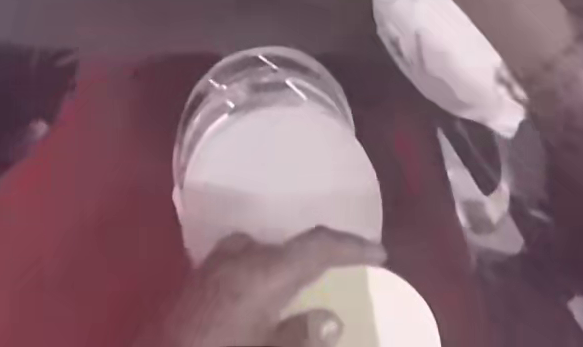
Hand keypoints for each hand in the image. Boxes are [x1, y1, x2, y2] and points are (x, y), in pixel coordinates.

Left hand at [137, 229, 384, 346]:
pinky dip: (268, 272)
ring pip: (267, 254)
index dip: (349, 245)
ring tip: (315, 286)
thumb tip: (330, 319)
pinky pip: (247, 262)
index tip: (379, 252)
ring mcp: (218, 261)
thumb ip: (299, 337)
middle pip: (291, 247)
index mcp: (262, 271)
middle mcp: (241, 253)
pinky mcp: (203, 274)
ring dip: (292, 266)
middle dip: (321, 258)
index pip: (315, 245)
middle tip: (351, 271)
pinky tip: (273, 296)